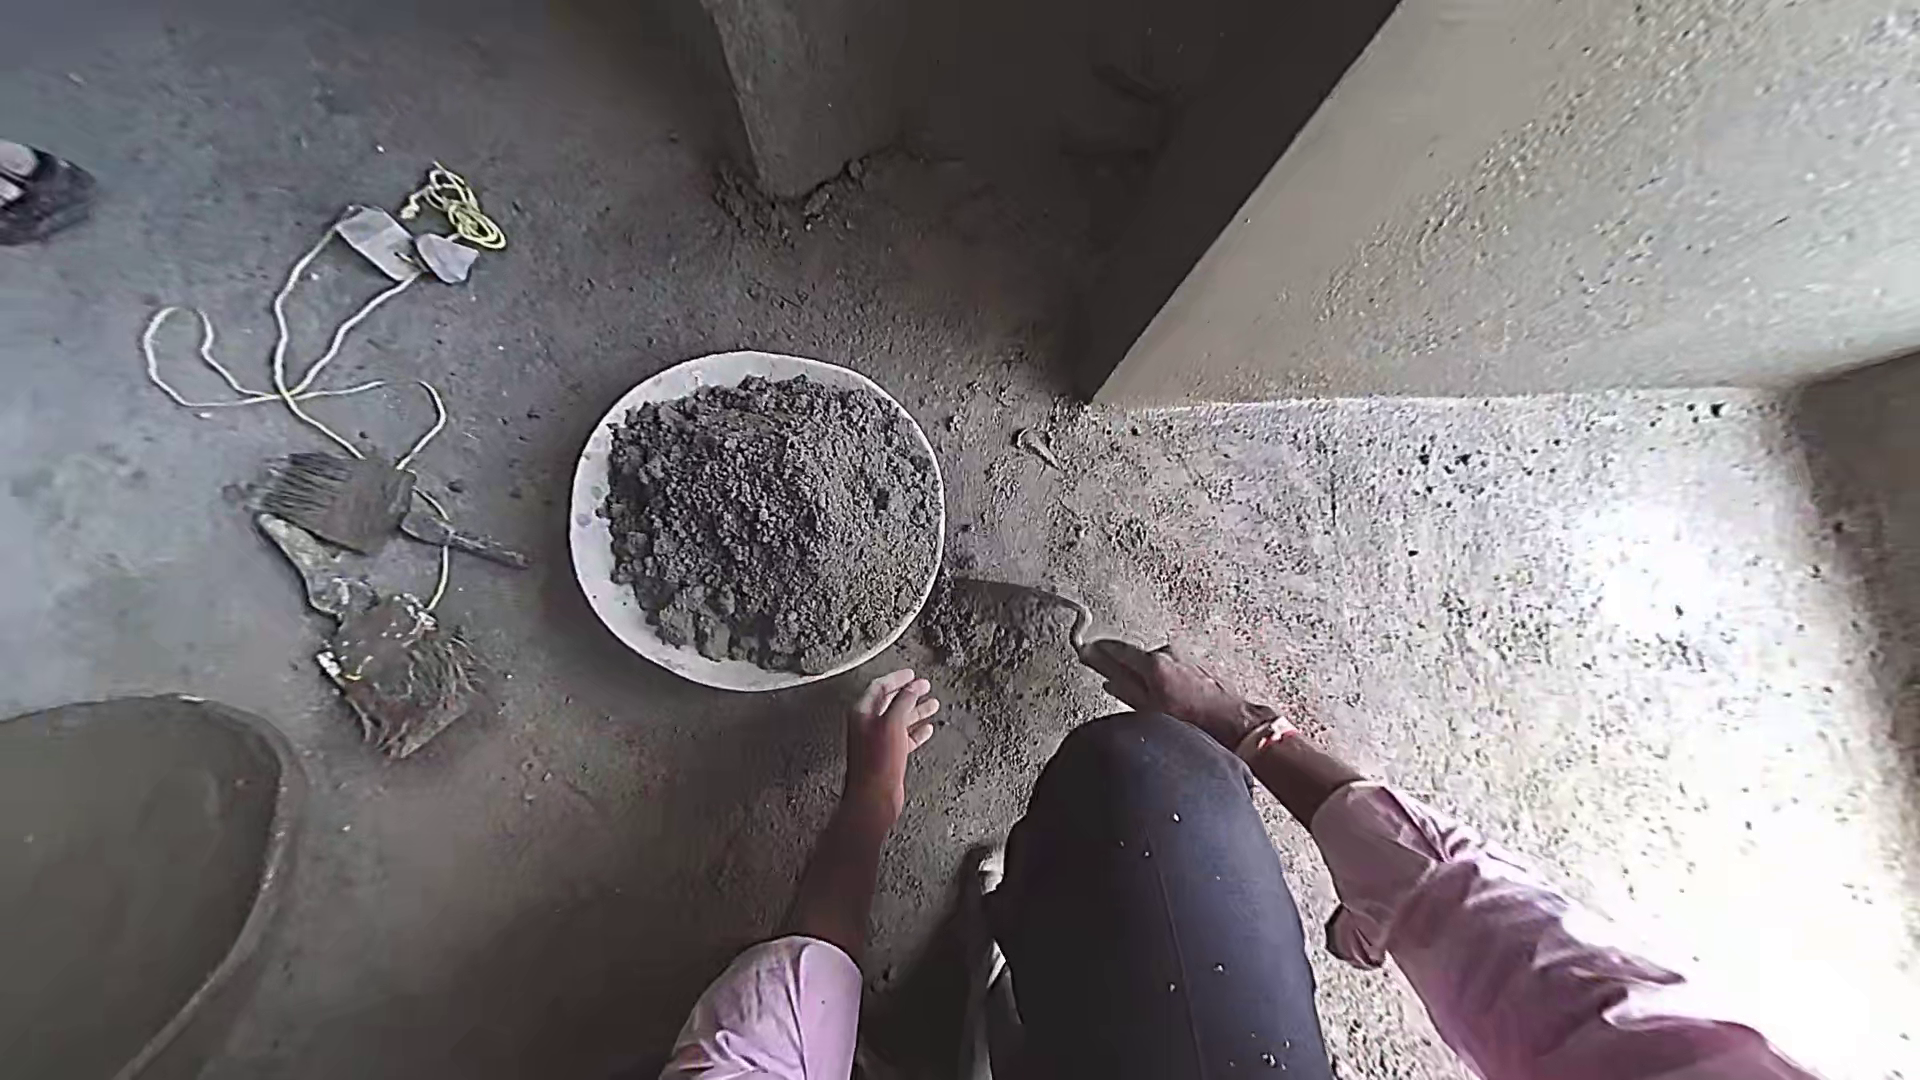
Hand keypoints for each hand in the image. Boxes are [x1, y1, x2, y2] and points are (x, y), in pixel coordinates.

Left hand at [843, 668, 940, 822]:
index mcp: (863, 713)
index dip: (897, 678)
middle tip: (924, 686)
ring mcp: (878, 740)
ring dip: (916, 710)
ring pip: (900, 719)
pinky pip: (904, 738)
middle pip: (891, 701)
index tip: (911, 674)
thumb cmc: (877, 762)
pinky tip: (927, 729)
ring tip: (932, 704)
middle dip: (909, 693)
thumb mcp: (893, 723)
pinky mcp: (888, 755)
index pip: (880, 686)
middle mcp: (868, 725)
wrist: (874, 798)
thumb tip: (912, 687)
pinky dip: (916, 731)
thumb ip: (903, 702)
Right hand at [1080, 639, 1285, 750]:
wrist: (1235, 724)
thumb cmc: (1196, 721)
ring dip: (1145, 673)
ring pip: (1154, 662)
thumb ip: (1126, 690)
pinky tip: (1165, 694)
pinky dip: (1161, 675)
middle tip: (1109, 675)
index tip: (1086, 650)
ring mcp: (1183, 656)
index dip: (1099, 651)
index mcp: (1153, 663)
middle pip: (1135, 655)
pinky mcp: (1195, 663)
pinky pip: (1169, 666)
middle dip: (1122, 665)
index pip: (1117, 650)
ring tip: (1145, 696)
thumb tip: (1109, 680)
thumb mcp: (1150, 710)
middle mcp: (1168, 653)